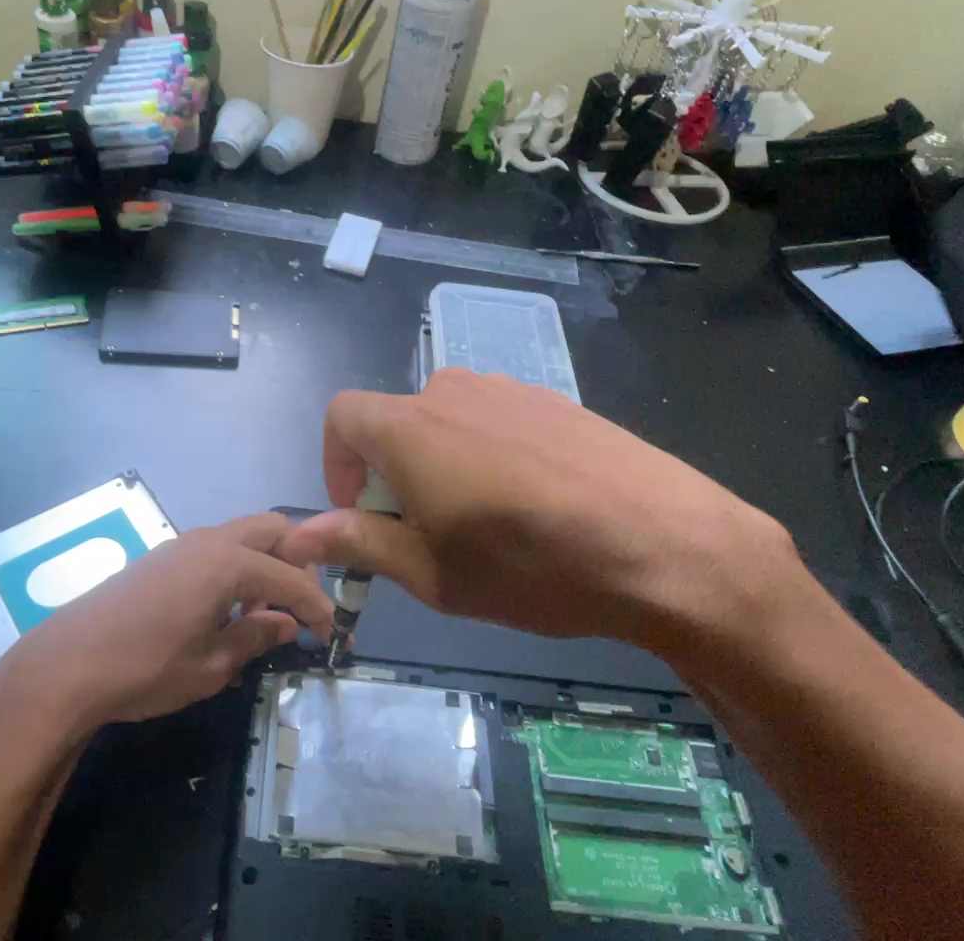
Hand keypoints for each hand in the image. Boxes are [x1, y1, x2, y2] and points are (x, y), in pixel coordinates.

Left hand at [0, 513, 334, 732]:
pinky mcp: (161, 558)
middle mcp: (208, 541)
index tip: (332, 633)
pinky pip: (216, 549)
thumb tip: (286, 624)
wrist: (67, 666)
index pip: (291, 577)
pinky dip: (237, 569)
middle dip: (298, 563)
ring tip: (265, 615)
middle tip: (303, 607)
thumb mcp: (211, 666)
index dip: (317, 605)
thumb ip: (256, 638)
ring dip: (265, 564)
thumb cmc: (146, 669)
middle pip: (272, 530)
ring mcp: (181, 544)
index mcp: (228, 563)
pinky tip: (228, 611)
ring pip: (242, 536)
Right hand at [274, 369, 813, 654]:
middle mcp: (454, 393)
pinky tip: (535, 505)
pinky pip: (499, 421)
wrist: (665, 545)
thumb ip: (358, 542)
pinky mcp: (558, 402)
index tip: (364, 515)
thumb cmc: (531, 567)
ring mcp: (511, 391)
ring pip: (450, 422)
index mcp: (410, 429)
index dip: (338, 465)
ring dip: (443, 464)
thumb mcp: (432, 572)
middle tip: (427, 534)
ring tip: (484, 523)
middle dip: (392, 473)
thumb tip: (298, 537)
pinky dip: (491, 456)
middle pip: (397, 421)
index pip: (341, 416)